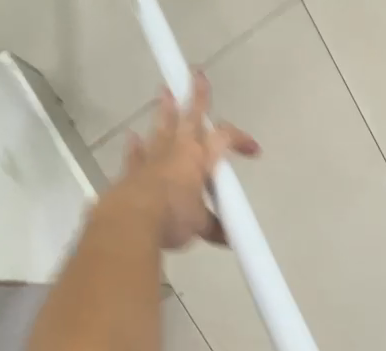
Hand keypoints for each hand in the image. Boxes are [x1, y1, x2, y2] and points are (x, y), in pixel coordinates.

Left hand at [112, 71, 258, 249]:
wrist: (131, 220)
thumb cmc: (173, 217)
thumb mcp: (199, 226)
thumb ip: (213, 227)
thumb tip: (227, 239)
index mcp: (199, 159)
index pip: (224, 139)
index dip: (240, 140)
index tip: (253, 150)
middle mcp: (176, 150)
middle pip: (189, 117)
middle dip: (196, 97)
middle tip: (197, 75)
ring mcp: (152, 157)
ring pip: (161, 127)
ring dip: (164, 111)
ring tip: (164, 93)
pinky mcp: (132, 170)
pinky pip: (136, 154)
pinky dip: (136, 147)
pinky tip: (133, 138)